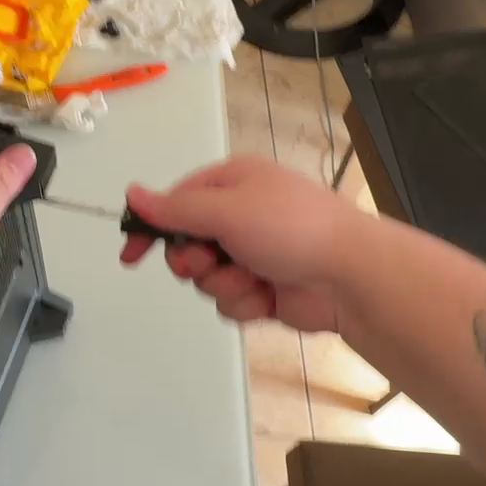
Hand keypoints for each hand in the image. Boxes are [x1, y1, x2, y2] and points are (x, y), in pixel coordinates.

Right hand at [120, 156, 361, 332]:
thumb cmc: (291, 229)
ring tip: (251, 279)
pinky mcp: (262, 288)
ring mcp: (251, 253)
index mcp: (231, 184)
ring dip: (223, 283)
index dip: (152, 228)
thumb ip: (174, 208)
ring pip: (205, 277)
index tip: (132, 253)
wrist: (353, 278)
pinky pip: (229, 299)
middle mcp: (239, 216)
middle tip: (209, 262)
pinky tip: (267, 296)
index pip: (174, 202)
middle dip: (194, 260)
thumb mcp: (226, 210)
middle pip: (185, 244)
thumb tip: (132, 193)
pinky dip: (243, 302)